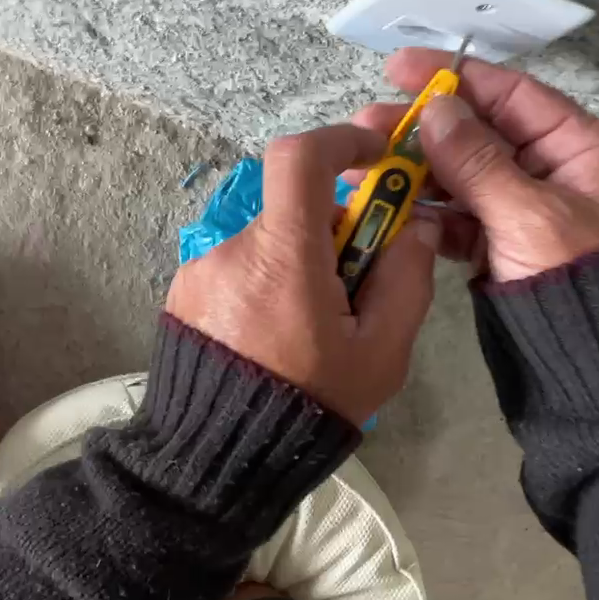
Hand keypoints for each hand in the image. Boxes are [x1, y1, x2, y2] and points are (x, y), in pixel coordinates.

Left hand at [166, 124, 439, 422]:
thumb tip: (415, 225)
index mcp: (281, 258)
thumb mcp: (380, 355)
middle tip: (352, 284)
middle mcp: (231, 250)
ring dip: (295, 262)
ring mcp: (200, 269)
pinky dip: (263, 282)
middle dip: (330, 228)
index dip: (340, 142)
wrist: (217, 457)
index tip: (373, 157)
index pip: (300, 159)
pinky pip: (236, 266)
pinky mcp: (183, 290)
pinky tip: (270, 336)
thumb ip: (405, 279)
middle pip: (292, 207)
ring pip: (265, 240)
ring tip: (307, 327)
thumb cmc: (309, 407)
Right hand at [358, 49, 598, 281]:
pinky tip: (389, 208)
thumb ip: (477, 161)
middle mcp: (550, 171)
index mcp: (580, 148)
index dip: (455, 77)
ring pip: (459, 177)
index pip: (512, 94)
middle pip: (478, 134)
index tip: (399, 68)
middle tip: (366, 124)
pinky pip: (456, 217)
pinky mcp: (498, 244)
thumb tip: (435, 108)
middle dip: (422, 128)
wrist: (593, 365)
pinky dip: (424, 213)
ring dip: (414, 171)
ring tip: (364, 166)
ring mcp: (520, 209)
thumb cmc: (574, 278)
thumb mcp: (529, 214)